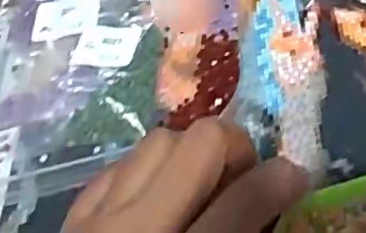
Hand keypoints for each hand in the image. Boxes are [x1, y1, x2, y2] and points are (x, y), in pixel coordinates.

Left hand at [64, 121, 307, 232]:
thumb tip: (274, 203)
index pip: (241, 203)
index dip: (279, 182)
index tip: (297, 177)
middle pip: (201, 144)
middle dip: (235, 150)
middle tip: (245, 180)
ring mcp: (94, 223)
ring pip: (160, 142)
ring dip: (189, 156)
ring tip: (201, 188)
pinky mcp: (69, 222)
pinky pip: (117, 168)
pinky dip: (143, 174)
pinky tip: (153, 200)